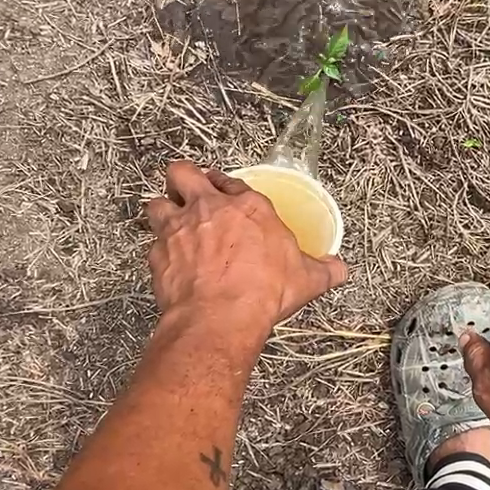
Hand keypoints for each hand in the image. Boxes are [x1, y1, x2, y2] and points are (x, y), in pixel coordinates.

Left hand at [143, 161, 347, 360]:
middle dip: (184, 178)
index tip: (229, 193)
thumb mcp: (308, 279)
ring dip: (163, 208)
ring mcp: (179, 229)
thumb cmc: (261, 291)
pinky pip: (151, 243)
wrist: (221, 317)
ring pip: (156, 201)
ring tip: (171, 220)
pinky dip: (159, 250)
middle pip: (182, 172)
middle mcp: (210, 209)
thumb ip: (325, 269)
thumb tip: (338, 269)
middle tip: (190, 191)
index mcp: (249, 207)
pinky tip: (169, 261)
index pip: (232, 181)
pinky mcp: (158, 254)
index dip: (227, 185)